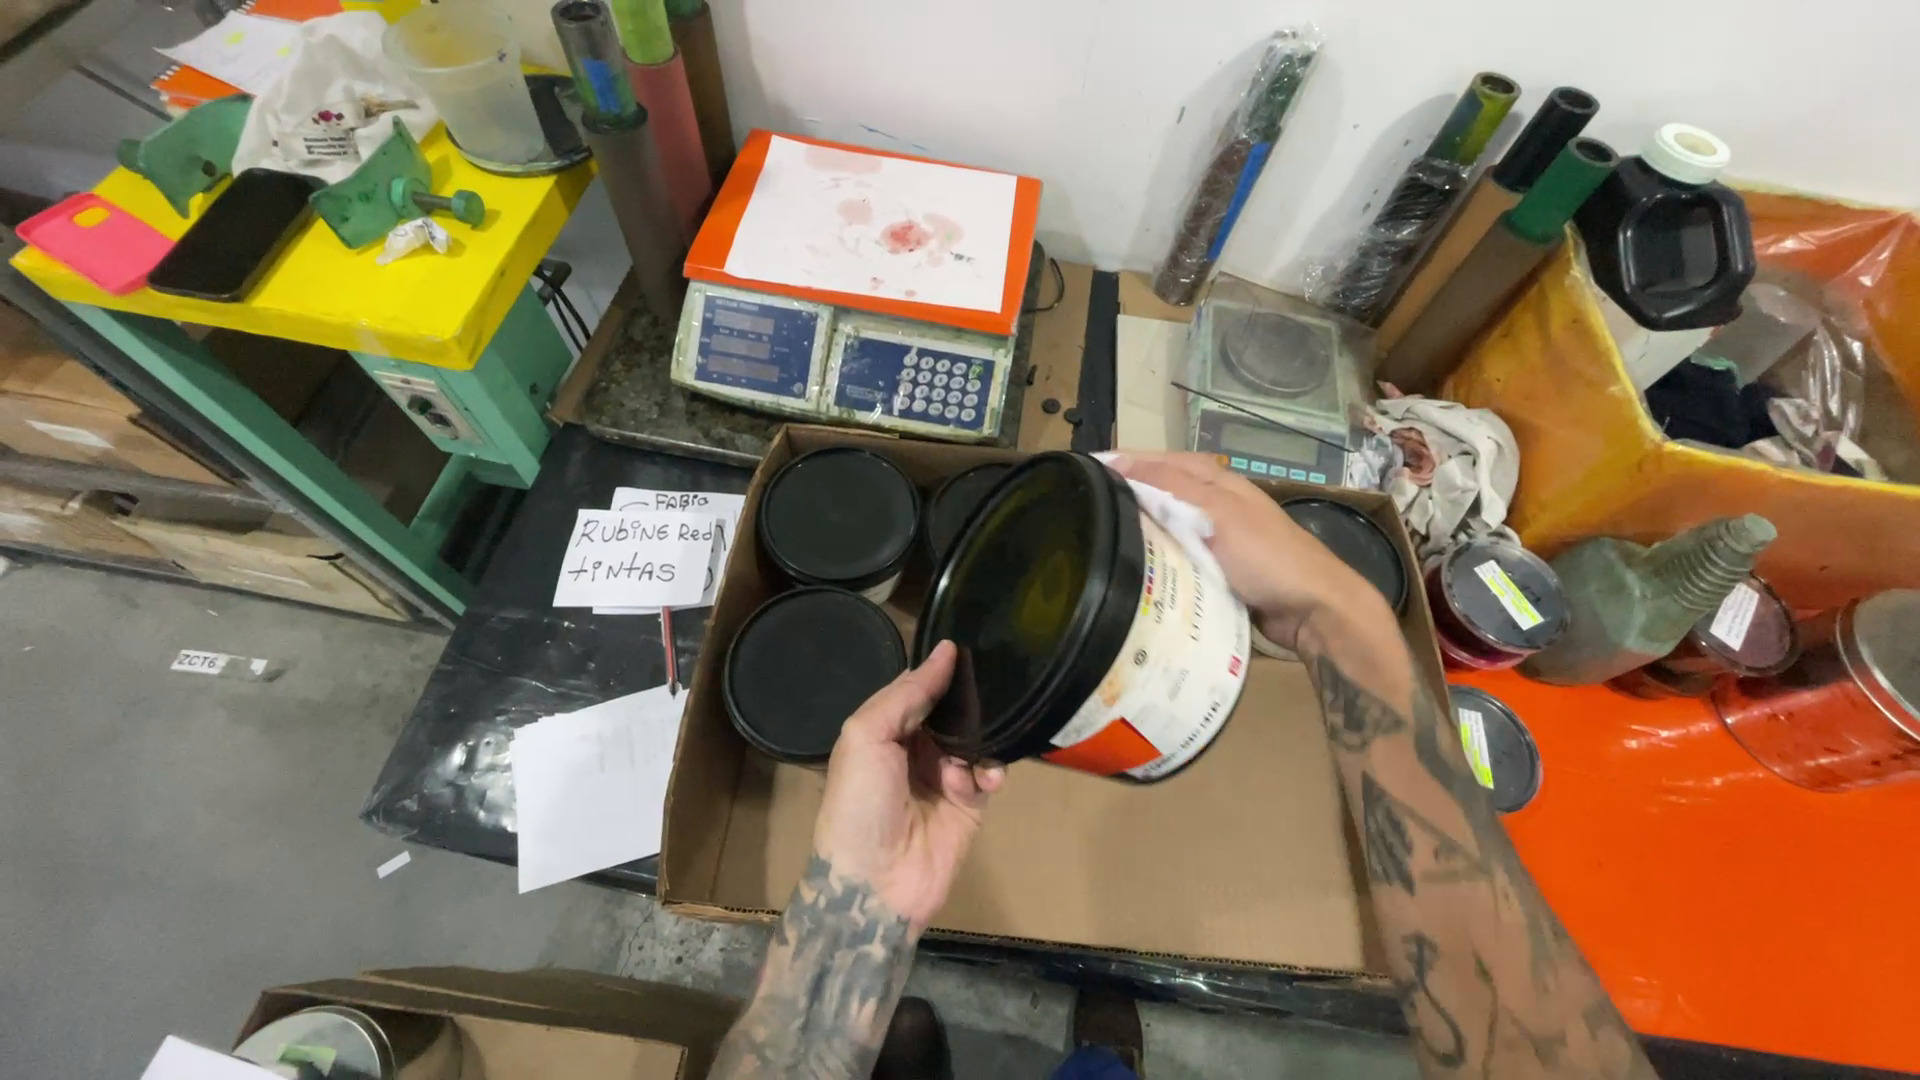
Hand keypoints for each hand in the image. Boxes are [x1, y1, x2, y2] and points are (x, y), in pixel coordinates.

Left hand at [814, 640, 1006, 935]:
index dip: (938, 671)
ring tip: (968, 752)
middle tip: (989, 687)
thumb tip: (947, 650)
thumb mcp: (867, 735)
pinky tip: (982, 779)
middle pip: (951, 710)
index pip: (917, 688)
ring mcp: (943, 776)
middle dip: (967, 702)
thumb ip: (906, 693)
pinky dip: (990, 771)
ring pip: (975, 738)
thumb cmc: (860, 802)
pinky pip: (989, 774)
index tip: (968, 648)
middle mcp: (914, 748)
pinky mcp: (969, 805)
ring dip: (977, 739)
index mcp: (883, 729)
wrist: (874, 883)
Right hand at [1106, 452, 1388, 650]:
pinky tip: (1133, 561)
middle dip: (1123, 494)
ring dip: (1136, 523)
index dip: (1119, 465)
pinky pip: (1174, 548)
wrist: (1314, 608)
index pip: (1154, 461)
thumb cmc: (1266, 557)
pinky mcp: (1215, 562)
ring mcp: (1215, 531)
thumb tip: (1118, 462)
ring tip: (1097, 536)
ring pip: (1164, 519)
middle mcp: (1212, 498)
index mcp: (1213, 478)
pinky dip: (1153, 550)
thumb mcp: (1217, 513)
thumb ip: (1171, 486)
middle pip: (1157, 489)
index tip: (1078, 475)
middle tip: (1080, 509)